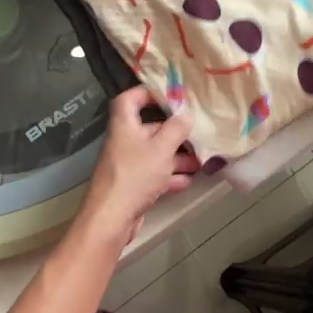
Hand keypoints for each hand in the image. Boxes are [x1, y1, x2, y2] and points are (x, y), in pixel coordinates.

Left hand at [76, 88, 198, 246]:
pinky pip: (153, 176)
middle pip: (149, 129)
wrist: (112, 218)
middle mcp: (123, 143)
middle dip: (174, 133)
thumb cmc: (135, 175)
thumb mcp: (161, 148)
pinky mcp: (132, 187)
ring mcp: (127, 166)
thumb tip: (185, 114)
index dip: (147, 93)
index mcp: (124, 126)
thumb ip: (176, 129)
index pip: (130, 99)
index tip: (170, 97)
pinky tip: (188, 181)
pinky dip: (170, 177)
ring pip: (154, 155)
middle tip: (197, 136)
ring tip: (201, 162)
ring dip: (177, 158)